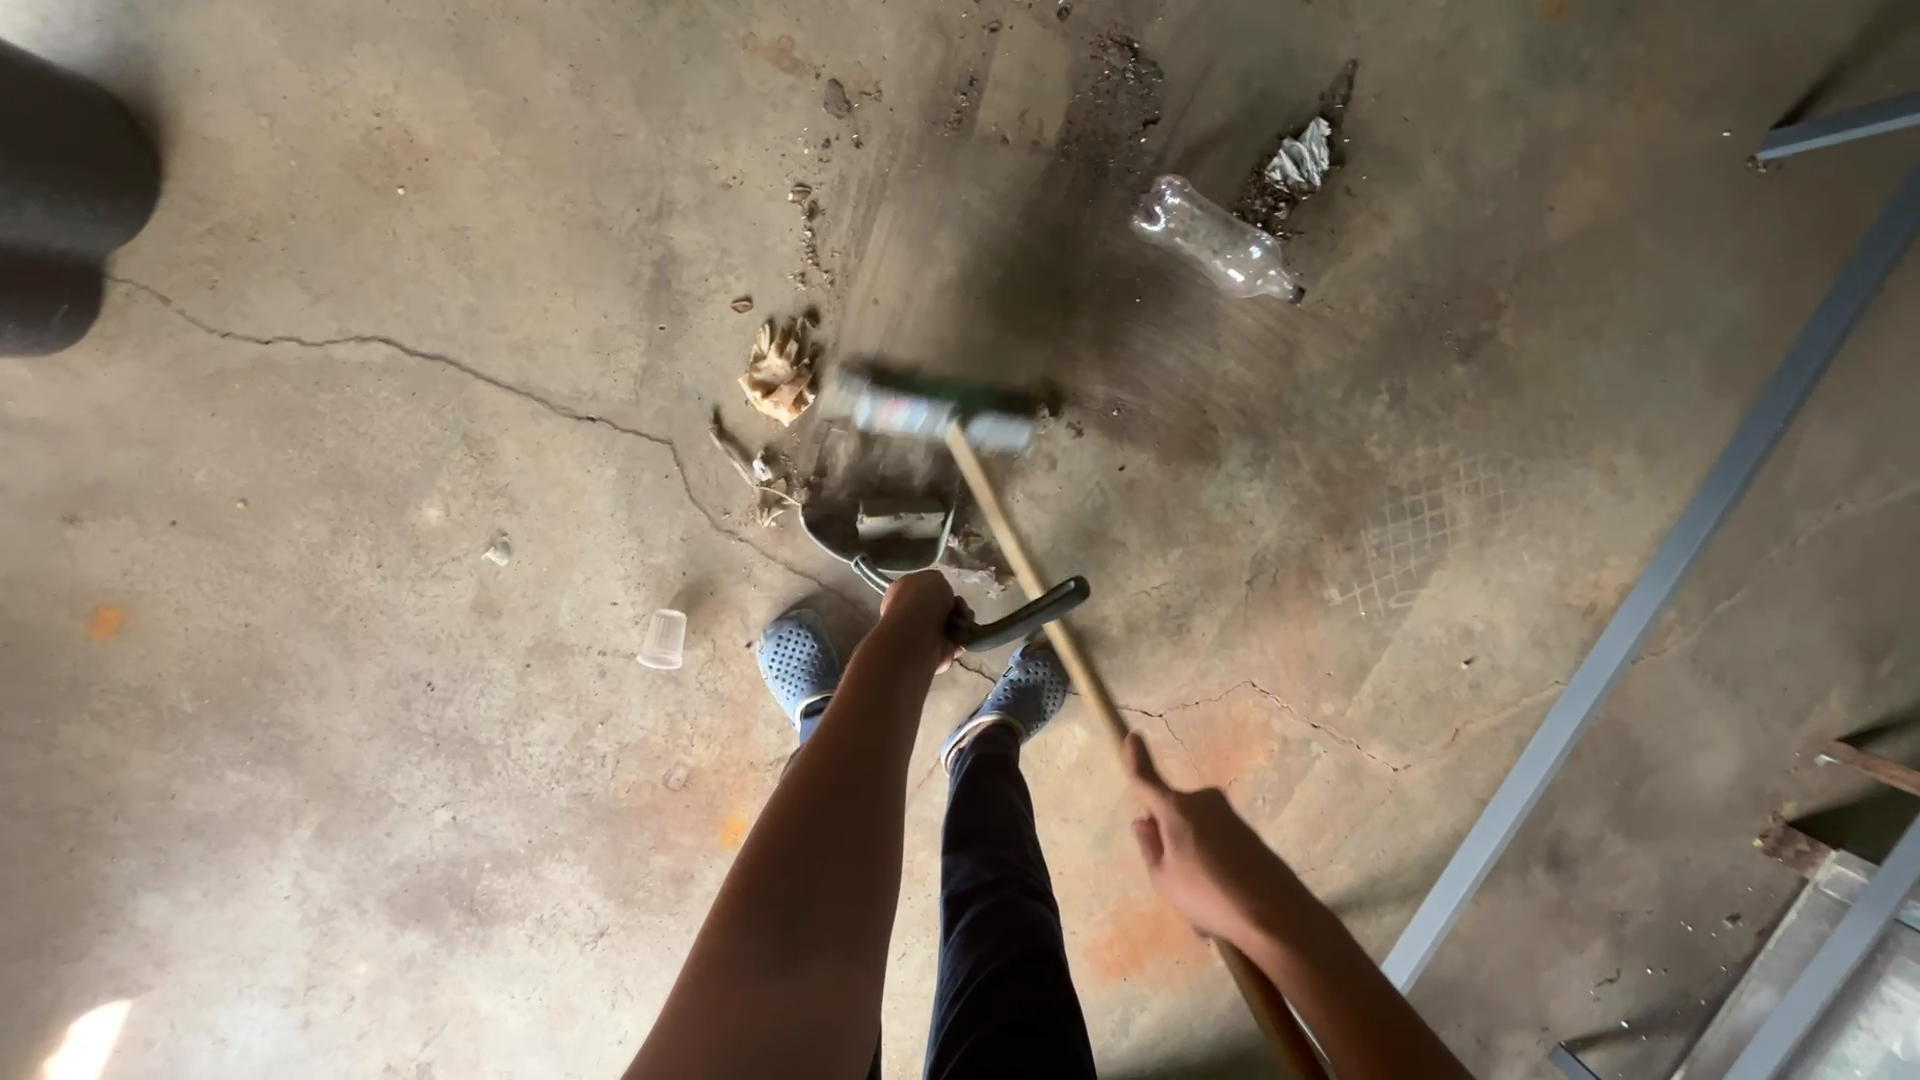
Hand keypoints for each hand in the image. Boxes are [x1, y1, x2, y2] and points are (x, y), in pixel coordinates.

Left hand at [878, 570, 968, 672]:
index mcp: (903, 593)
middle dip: (956, 605)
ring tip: (964, 619)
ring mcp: (923, 635)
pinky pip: (957, 642)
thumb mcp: (933, 576)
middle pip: (942, 607)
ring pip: (953, 624)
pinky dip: (964, 637)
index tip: (947, 590)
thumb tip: (942, 596)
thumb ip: (939, 583)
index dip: (939, 589)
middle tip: (958, 606)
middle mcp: (911, 614)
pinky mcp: (938, 652)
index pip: (924, 590)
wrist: (918, 634)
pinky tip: (963, 633)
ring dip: (963, 620)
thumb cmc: (921, 600)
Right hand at [1124, 731, 1302, 945]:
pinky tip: (1222, 900)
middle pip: (1174, 813)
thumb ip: (1149, 846)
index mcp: (1176, 809)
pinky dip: (1213, 866)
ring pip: (1196, 832)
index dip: (1136, 759)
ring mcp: (1229, 816)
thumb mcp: (1164, 879)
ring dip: (1193, 857)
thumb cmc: (1208, 896)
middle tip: (1174, 877)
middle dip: (1169, 837)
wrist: (1276, 915)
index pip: (1147, 779)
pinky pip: (1217, 844)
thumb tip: (1144, 822)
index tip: (1133, 735)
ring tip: (1202, 902)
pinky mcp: (1249, 833)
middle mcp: (1203, 802)